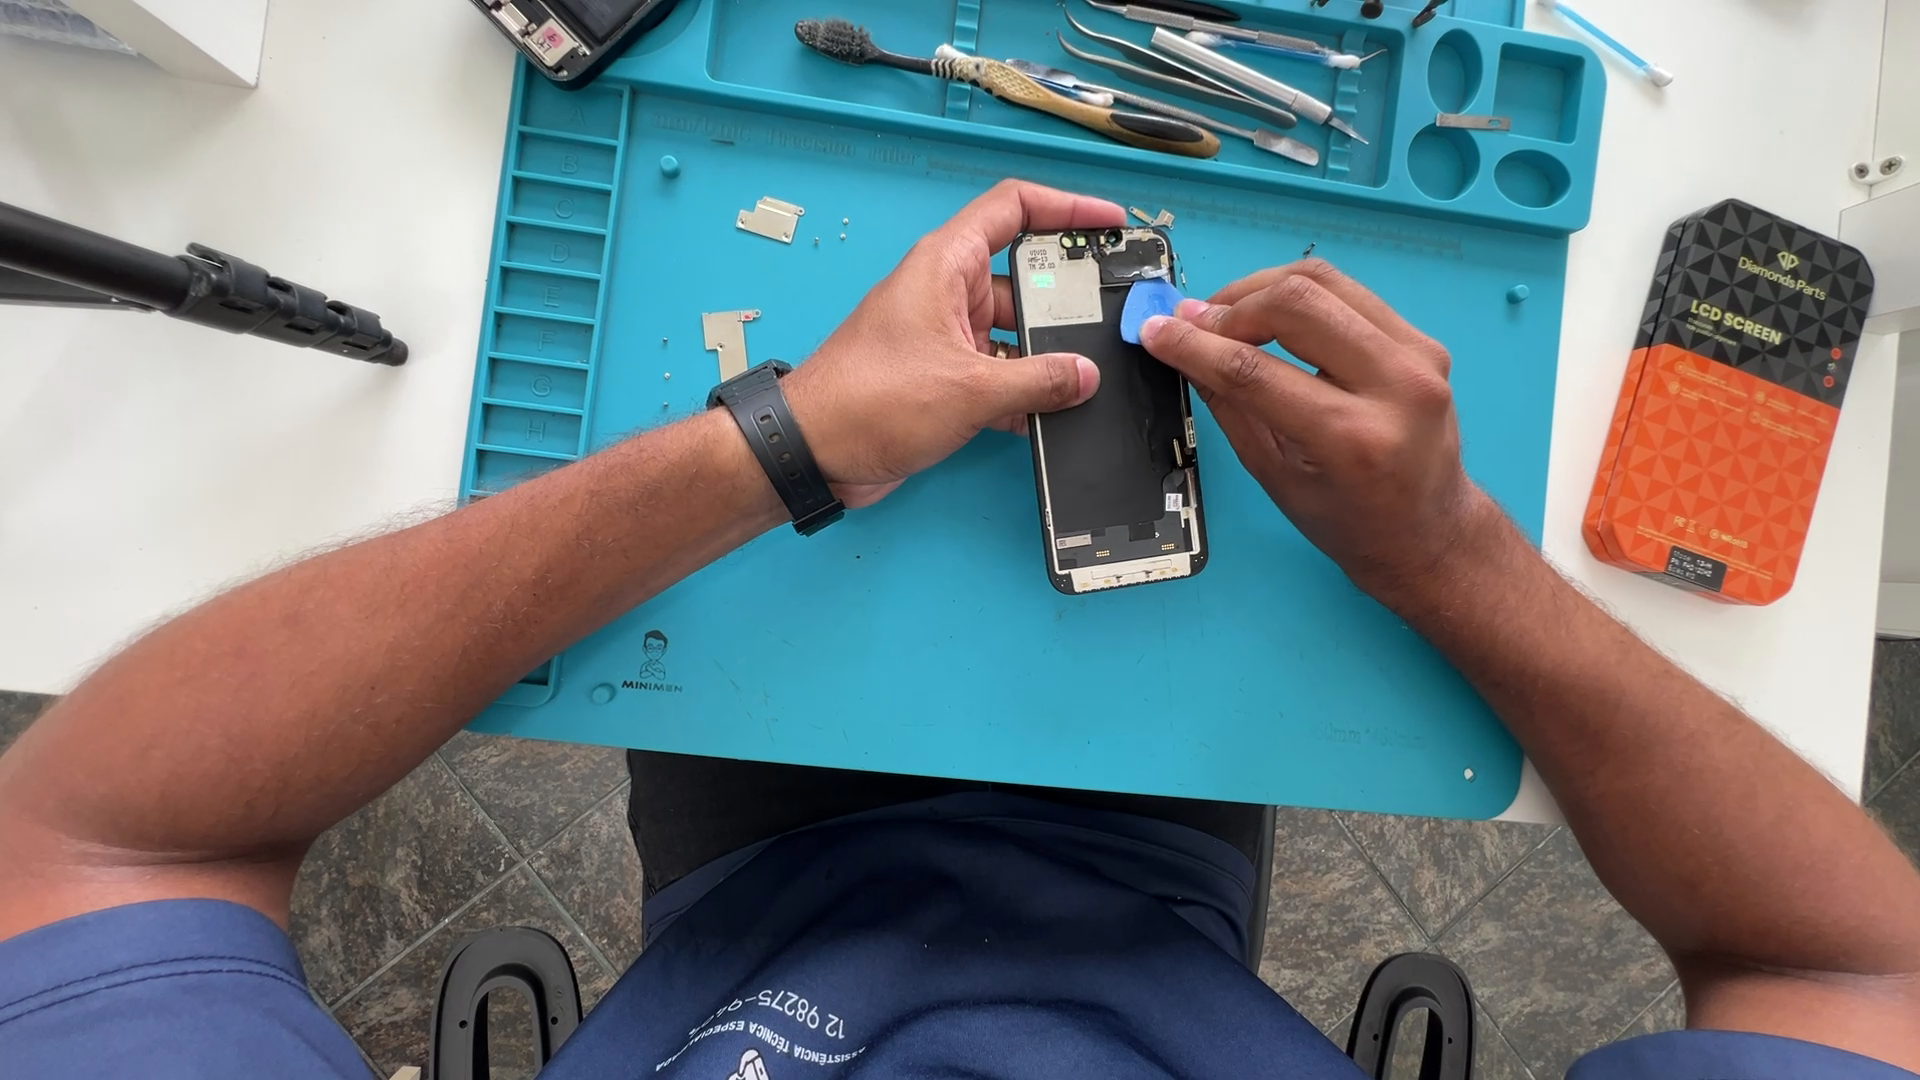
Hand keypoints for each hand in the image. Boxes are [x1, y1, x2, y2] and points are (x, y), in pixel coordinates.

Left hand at [781, 180, 1126, 507]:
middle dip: (1063, 302)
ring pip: (1012, 336)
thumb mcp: (967, 387)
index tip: (1109, 223)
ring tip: (1085, 379)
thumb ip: (1035, 380)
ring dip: (1043, 360)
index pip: (1013, 209)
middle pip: (1021, 281)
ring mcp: (945, 340)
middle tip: (1108, 320)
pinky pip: (996, 376)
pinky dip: (1020, 395)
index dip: (1065, 207)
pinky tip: (1047, 417)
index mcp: (946, 266)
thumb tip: (1084, 376)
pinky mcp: (942, 381)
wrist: (816, 453)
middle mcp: (946, 295)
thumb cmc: (870, 400)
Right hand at [1140, 259, 1500, 608]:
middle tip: (1193, 324)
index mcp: (1349, 438)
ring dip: (1260, 290)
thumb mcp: (1272, 474)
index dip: (1194, 346)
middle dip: (1230, 308)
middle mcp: (1394, 385)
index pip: (1254, 371)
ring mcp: (1419, 355)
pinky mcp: (1424, 340)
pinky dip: (1297, 297)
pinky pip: (1348, 293)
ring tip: (1224, 315)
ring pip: (1324, 281)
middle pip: (1296, 304)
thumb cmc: (1344, 520)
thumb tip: (1186, 354)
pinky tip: (1268, 316)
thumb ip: (1230, 407)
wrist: (1427, 531)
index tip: (1155, 332)